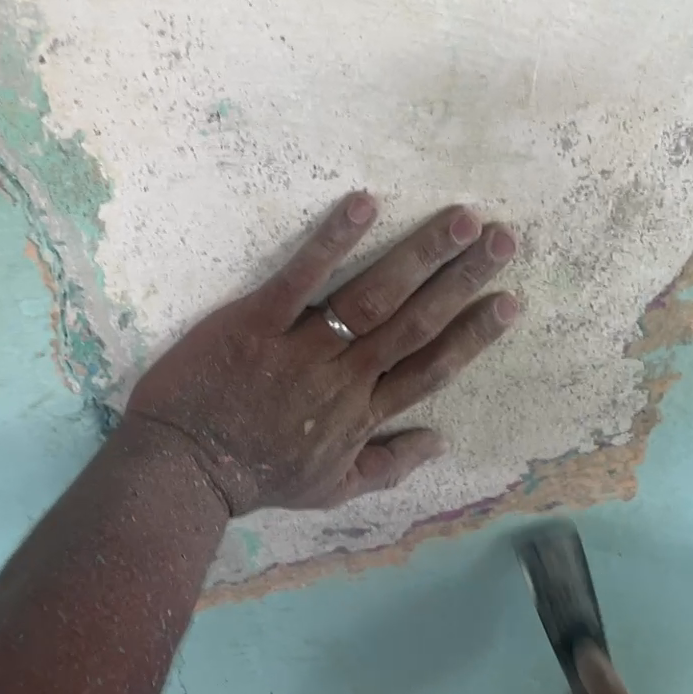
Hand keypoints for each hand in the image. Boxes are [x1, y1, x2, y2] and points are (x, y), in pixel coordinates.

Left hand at [120, 191, 518, 516]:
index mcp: (364, 414)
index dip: (475, 334)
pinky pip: (300, 278)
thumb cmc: (257, 476)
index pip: (433, 368)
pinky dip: (332, 241)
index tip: (511, 301)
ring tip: (461, 219)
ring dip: (420, 256)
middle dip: (463, 279)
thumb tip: (442, 441)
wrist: (181, 471)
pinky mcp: (256, 322)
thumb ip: (389, 465)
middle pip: (416, 322)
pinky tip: (364, 203)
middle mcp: (345, 377)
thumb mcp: (332, 490)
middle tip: (504, 238)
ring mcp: (302, 347)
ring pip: (373, 297)